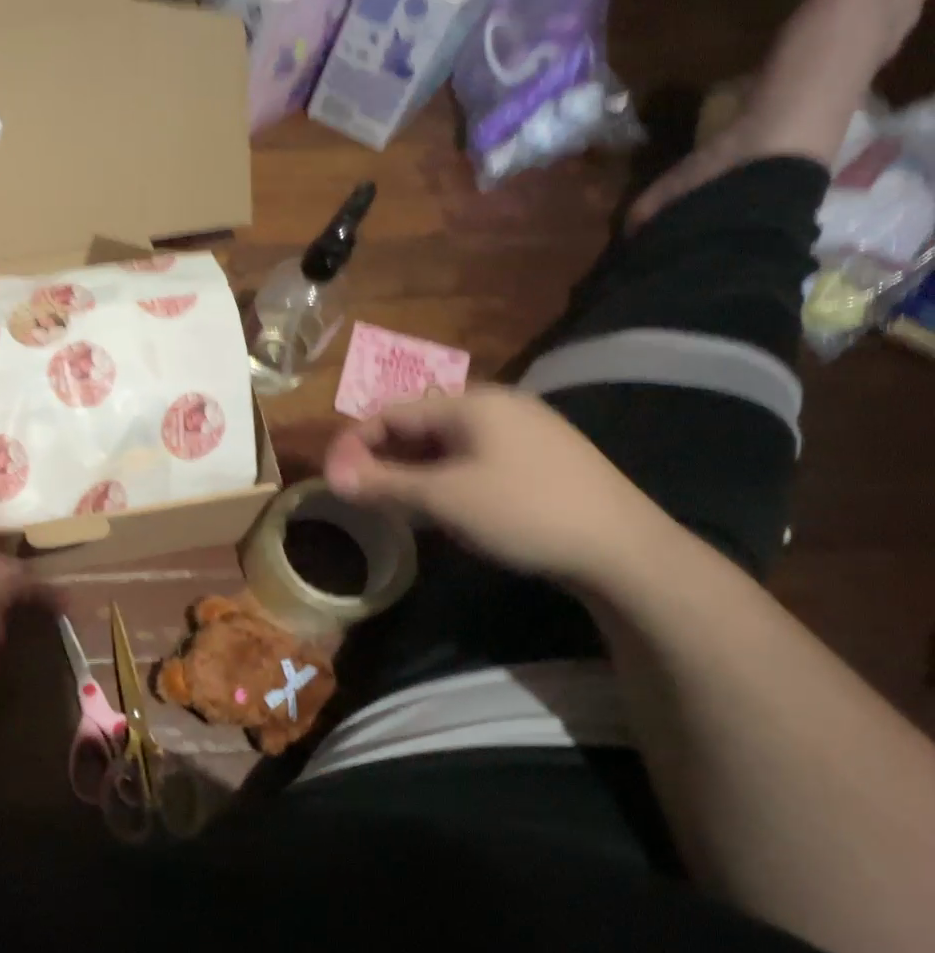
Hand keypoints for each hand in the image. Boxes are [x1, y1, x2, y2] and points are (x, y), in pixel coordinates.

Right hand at [322, 387, 671, 586]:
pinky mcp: (539, 459)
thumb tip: (331, 476)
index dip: (354, 443)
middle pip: (418, 423)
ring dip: (408, 469)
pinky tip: (436, 506)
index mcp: (472, 403)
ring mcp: (523, 432)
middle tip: (356, 493)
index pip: (392, 411)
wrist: (622, 548)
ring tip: (388, 504)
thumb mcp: (443, 498)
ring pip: (444, 443)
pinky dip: (440, 476)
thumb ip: (383, 483)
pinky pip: (471, 458)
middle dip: (380, 456)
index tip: (330, 478)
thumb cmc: (523, 512)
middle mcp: (497, 406)